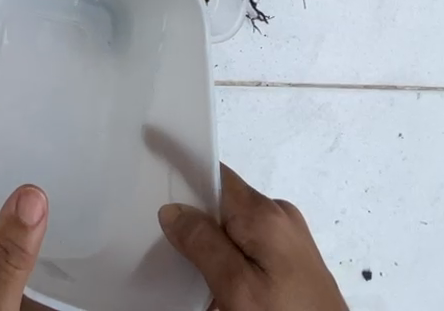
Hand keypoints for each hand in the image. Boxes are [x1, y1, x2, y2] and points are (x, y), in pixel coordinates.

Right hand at [158, 164, 346, 310]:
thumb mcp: (236, 290)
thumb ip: (202, 244)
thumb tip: (173, 211)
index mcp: (265, 214)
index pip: (212, 172)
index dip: (179, 164)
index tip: (148, 153)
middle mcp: (280, 217)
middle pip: (221, 200)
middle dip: (192, 213)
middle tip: (162, 233)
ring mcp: (290, 240)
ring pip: (234, 225)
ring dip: (210, 241)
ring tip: (186, 263)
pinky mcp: (295, 263)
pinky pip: (249, 244)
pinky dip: (228, 255)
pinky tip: (215, 279)